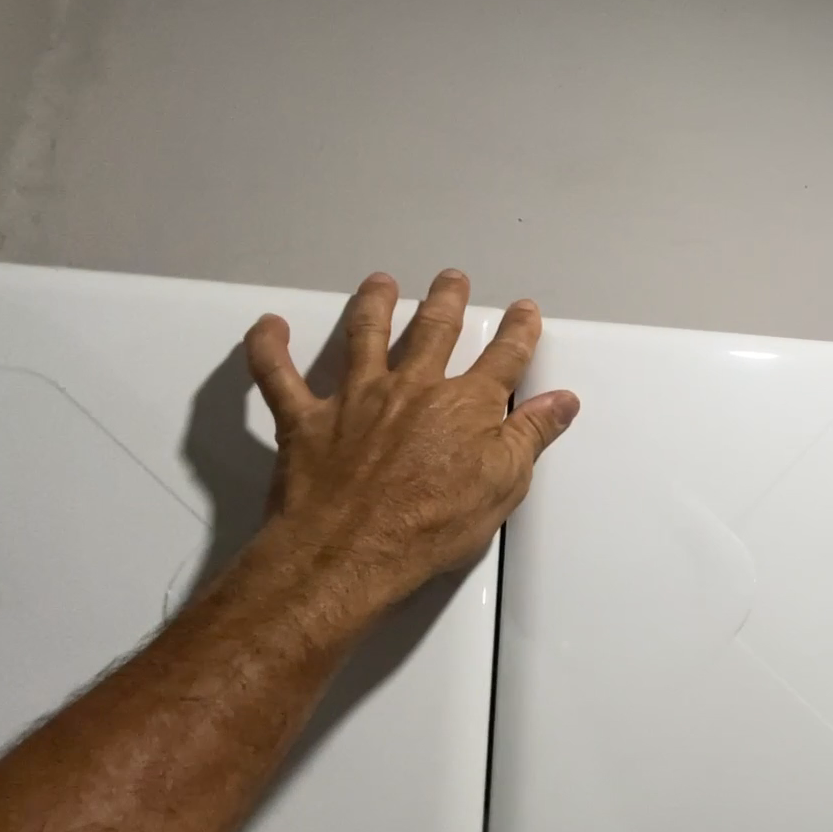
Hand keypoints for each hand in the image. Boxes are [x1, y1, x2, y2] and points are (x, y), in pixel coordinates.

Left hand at [242, 269, 577, 626]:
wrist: (351, 553)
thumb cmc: (437, 522)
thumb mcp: (505, 482)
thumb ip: (532, 434)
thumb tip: (564, 399)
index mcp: (466, 404)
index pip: (504, 358)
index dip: (519, 331)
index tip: (525, 309)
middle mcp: (414, 388)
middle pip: (435, 331)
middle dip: (447, 301)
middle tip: (451, 278)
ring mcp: (356, 399)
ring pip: (365, 337)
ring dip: (373, 305)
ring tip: (381, 282)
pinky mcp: (306, 421)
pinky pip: (278, 375)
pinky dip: (269, 348)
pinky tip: (269, 326)